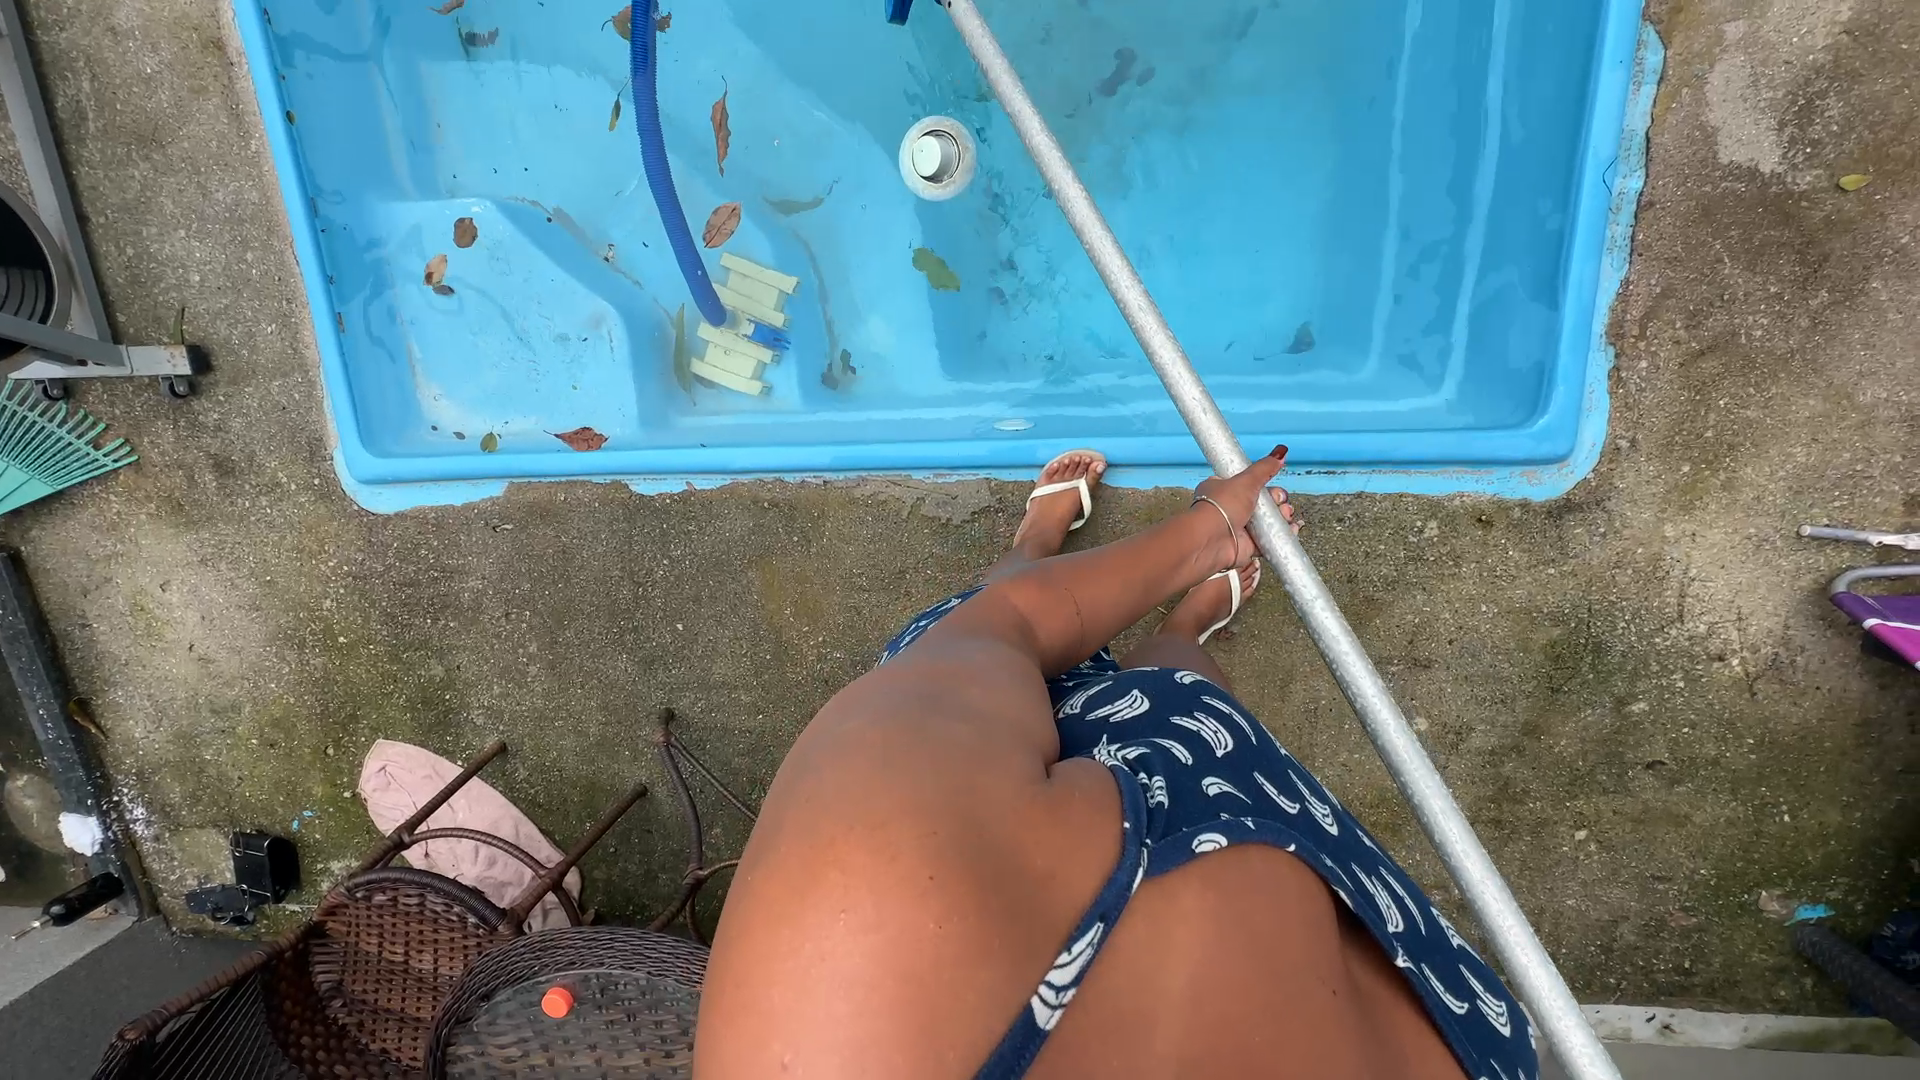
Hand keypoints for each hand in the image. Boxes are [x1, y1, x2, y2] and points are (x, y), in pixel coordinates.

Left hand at [1191, 445, 1298, 569]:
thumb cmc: (1219, 508)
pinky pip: (1269, 539)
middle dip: (1277, 503)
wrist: (1211, 540)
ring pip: (1268, 521)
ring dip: (1281, 518)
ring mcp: (1238, 527)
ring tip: (1285, 516)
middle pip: (1263, 503)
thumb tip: (1280, 452)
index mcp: (1223, 489)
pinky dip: (1281, 535)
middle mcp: (1230, 508)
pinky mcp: (1246, 545)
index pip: (1249, 484)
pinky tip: (1290, 530)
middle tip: (1281, 503)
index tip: (1273, 488)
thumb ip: (1264, 468)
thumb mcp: (1245, 481)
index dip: (1265, 486)